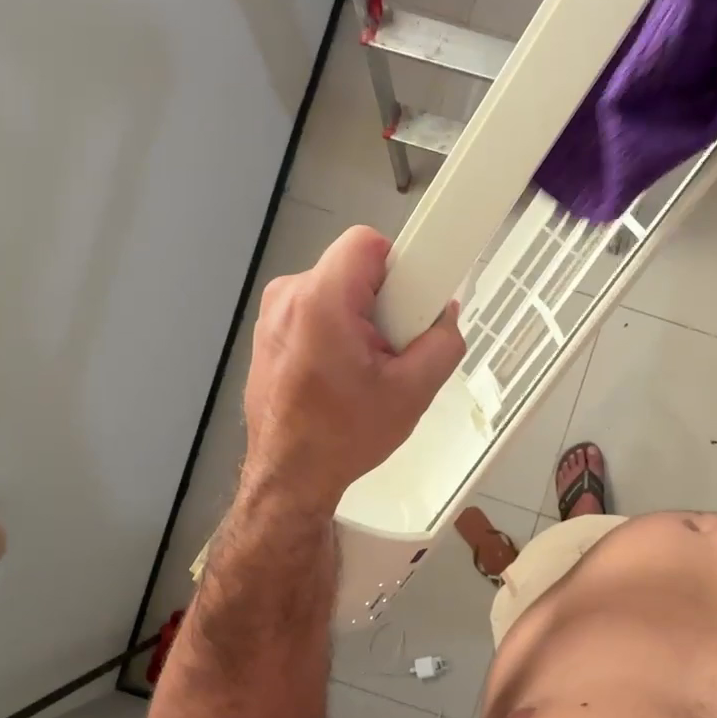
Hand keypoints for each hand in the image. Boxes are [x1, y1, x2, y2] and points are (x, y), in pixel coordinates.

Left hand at [240, 226, 464, 509]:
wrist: (290, 475)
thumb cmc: (342, 437)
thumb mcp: (413, 392)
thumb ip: (443, 343)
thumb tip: (445, 316)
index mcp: (321, 302)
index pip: (368, 242)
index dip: (400, 268)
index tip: (413, 302)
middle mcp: (289, 297)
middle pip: (355, 268)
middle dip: (385, 302)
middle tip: (393, 351)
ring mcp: (274, 314)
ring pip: (338, 290)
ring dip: (362, 320)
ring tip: (368, 370)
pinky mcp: (271, 331)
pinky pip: (318, 310)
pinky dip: (339, 332)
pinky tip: (345, 375)